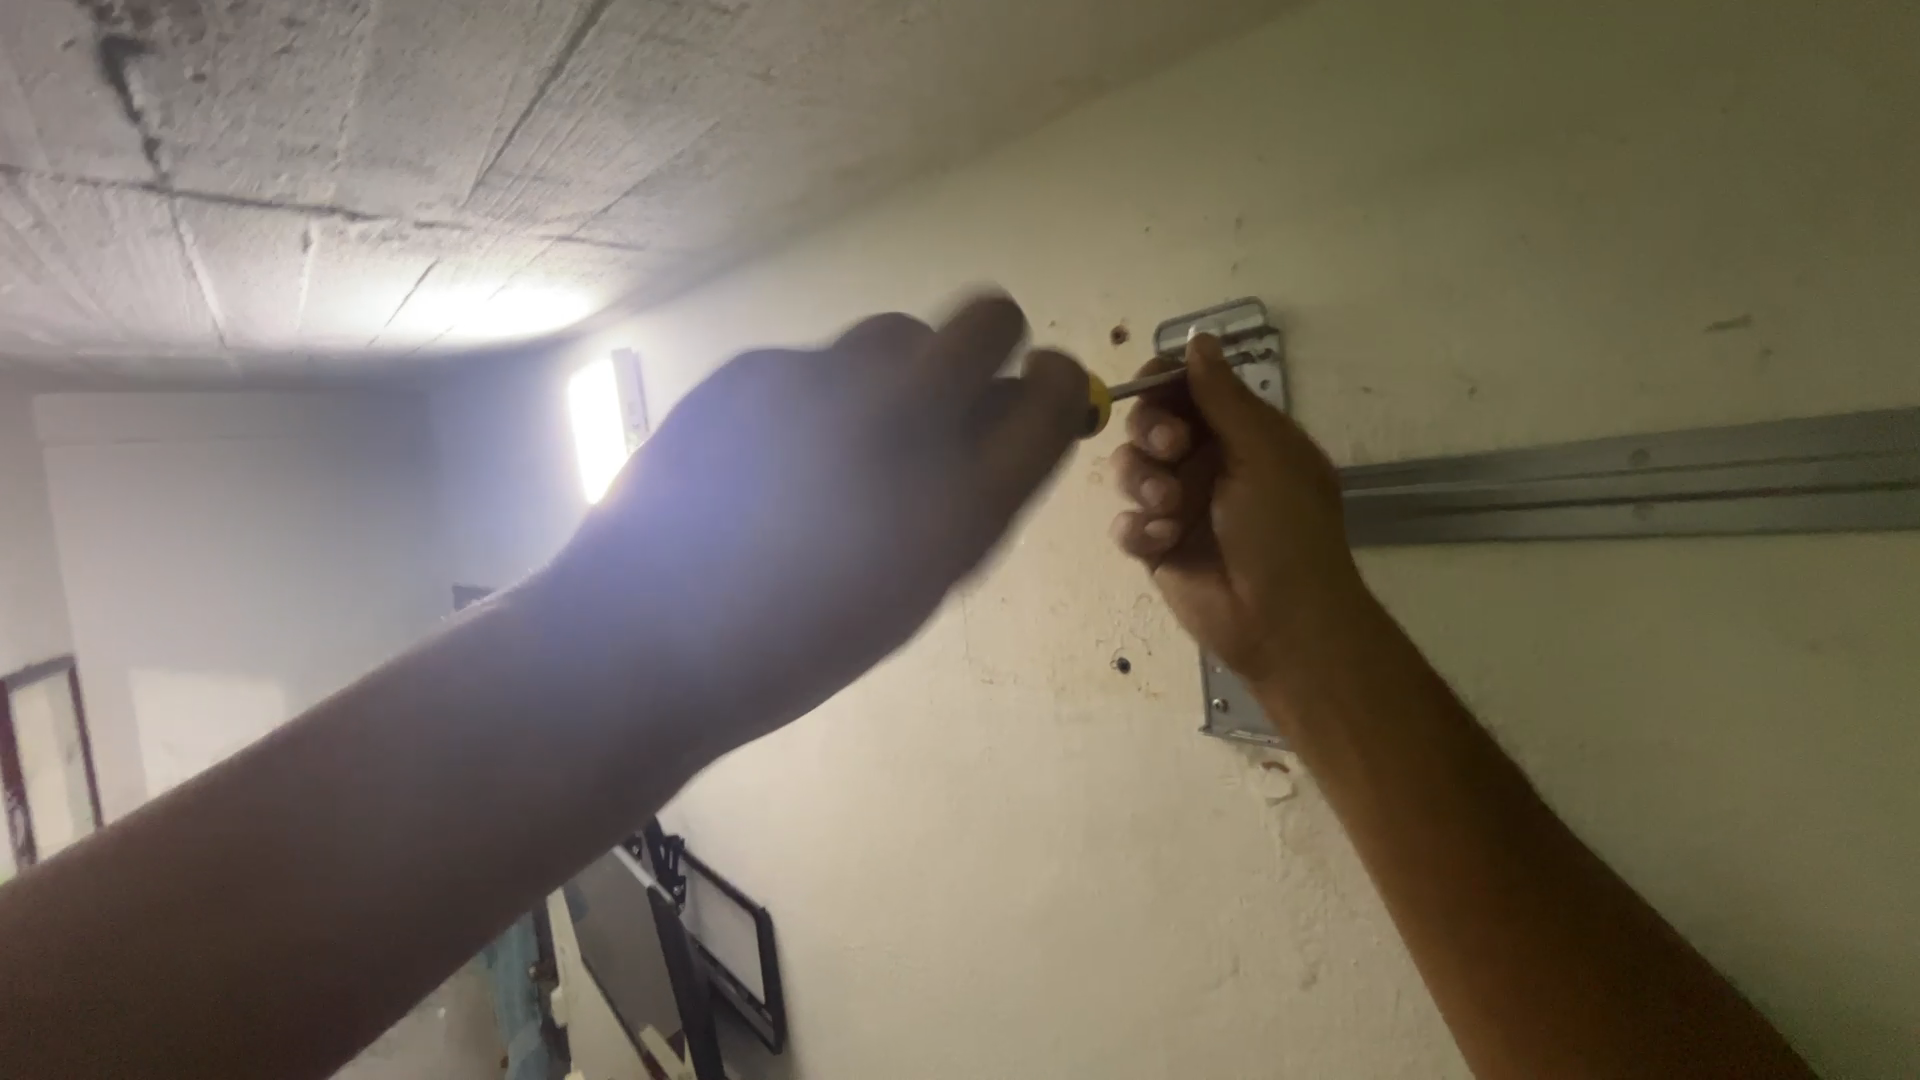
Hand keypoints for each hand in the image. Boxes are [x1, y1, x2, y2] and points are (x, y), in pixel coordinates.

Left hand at [548, 294, 1087, 754]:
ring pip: (898, 334)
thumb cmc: (800, 643)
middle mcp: (902, 422)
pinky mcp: (752, 367)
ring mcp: (822, 382)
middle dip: (989, 347)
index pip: (1052, 393)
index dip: (1057, 383)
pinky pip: (816, 360)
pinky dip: (816, 394)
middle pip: (990, 319)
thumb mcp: (918, 587)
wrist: (649, 640)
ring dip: (897, 373)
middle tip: (949, 397)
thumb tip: (1008, 419)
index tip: (1039, 388)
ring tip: (844, 437)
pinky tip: (768, 452)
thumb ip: (976, 498)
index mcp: (960, 502)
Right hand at [1109, 334, 1364, 684]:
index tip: (1151, 389)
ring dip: (1141, 482)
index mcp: (1239, 434)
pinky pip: (1124, 523)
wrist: (1281, 622)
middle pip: (1147, 423)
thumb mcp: (1265, 453)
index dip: (1162, 383)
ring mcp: (1176, 505)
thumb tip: (1199, 338)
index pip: (1186, 388)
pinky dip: (1137, 530)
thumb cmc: (1286, 530)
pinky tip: (1160, 544)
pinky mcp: (1155, 546)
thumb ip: (1224, 397)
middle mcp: (1203, 462)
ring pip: (1128, 470)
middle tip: (1168, 450)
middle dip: (1149, 431)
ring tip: (1167, 509)